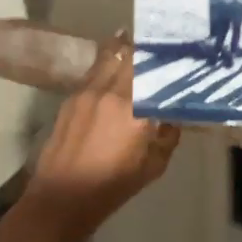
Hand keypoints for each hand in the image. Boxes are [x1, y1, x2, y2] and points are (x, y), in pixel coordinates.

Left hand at [20, 35, 181, 239]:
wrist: (61, 199)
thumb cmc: (112, 186)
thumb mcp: (153, 166)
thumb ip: (169, 136)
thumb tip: (173, 116)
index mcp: (134, 108)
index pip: (155, 68)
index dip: (167, 57)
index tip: (180, 53)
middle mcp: (111, 92)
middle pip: (130, 55)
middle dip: (146, 48)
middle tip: (160, 46)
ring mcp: (87, 92)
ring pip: (109, 57)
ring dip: (125, 49)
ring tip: (137, 41)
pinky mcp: (71, 98)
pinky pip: (94, 71)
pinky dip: (107, 63)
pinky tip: (114, 65)